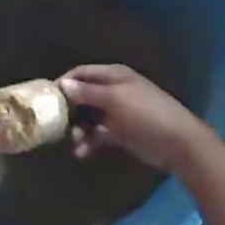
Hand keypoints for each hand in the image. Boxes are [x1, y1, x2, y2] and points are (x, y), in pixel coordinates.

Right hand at [58, 64, 218, 171]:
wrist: (177, 142)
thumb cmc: (145, 113)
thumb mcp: (114, 99)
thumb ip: (87, 93)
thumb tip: (63, 84)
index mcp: (114, 76)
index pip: (82, 73)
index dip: (65, 81)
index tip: (46, 95)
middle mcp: (114, 91)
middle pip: (83, 95)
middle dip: (69, 107)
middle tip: (51, 120)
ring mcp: (118, 113)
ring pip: (89, 117)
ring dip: (77, 127)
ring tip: (69, 139)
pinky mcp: (121, 133)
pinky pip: (98, 134)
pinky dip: (89, 141)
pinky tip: (80, 152)